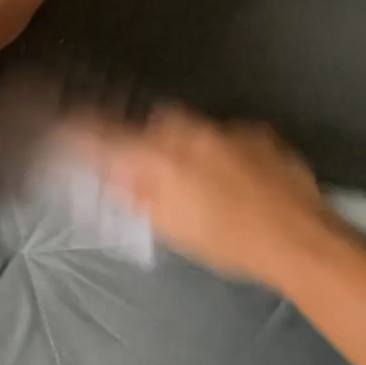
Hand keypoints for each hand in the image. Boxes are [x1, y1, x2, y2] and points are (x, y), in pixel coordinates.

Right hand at [67, 106, 341, 284]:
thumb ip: (139, 196)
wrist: (300, 240)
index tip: (65, 123)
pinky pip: (228, 137)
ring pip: (194, 130)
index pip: (109, 136)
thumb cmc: (227, 241)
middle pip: (156, 125)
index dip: (83, 129)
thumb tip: (117, 178)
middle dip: (150, 142)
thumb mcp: (172, 227)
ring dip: (189, 148)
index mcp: (162, 157)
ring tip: (205, 184)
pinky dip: (223, 152)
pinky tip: (237, 182)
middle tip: (156, 174)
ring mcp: (230, 130)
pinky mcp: (261, 134)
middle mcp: (191, 133)